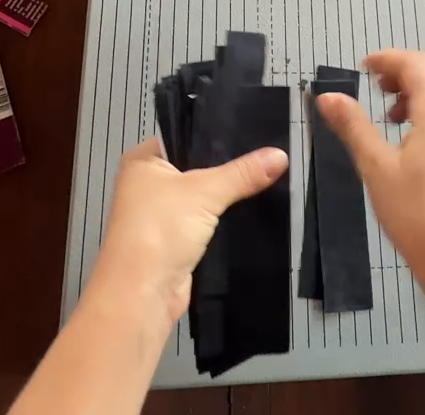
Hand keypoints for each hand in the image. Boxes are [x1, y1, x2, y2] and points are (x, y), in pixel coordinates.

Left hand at [86, 137, 287, 329]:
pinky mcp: (175, 240)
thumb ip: (243, 173)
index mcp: (144, 160)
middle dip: (227, 164)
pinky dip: (225, 216)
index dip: (217, 133)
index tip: (254, 127)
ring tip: (269, 172)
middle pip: (197, 165)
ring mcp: (161, 213)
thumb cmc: (160, 229)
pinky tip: (255, 205)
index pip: (186, 134)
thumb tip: (282, 154)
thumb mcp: (204, 192)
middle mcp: (148, 183)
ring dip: (228, 192)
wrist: (141, 297)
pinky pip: (206, 219)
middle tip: (268, 149)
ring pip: (203, 195)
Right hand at [315, 49, 424, 292]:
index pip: (416, 65)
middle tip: (378, 85)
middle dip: (406, 66)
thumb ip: (353, 127)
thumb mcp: (375, 167)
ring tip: (387, 112)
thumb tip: (327, 97)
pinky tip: (404, 134)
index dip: (388, 59)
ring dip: (417, 85)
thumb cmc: (414, 214)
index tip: (362, 68)